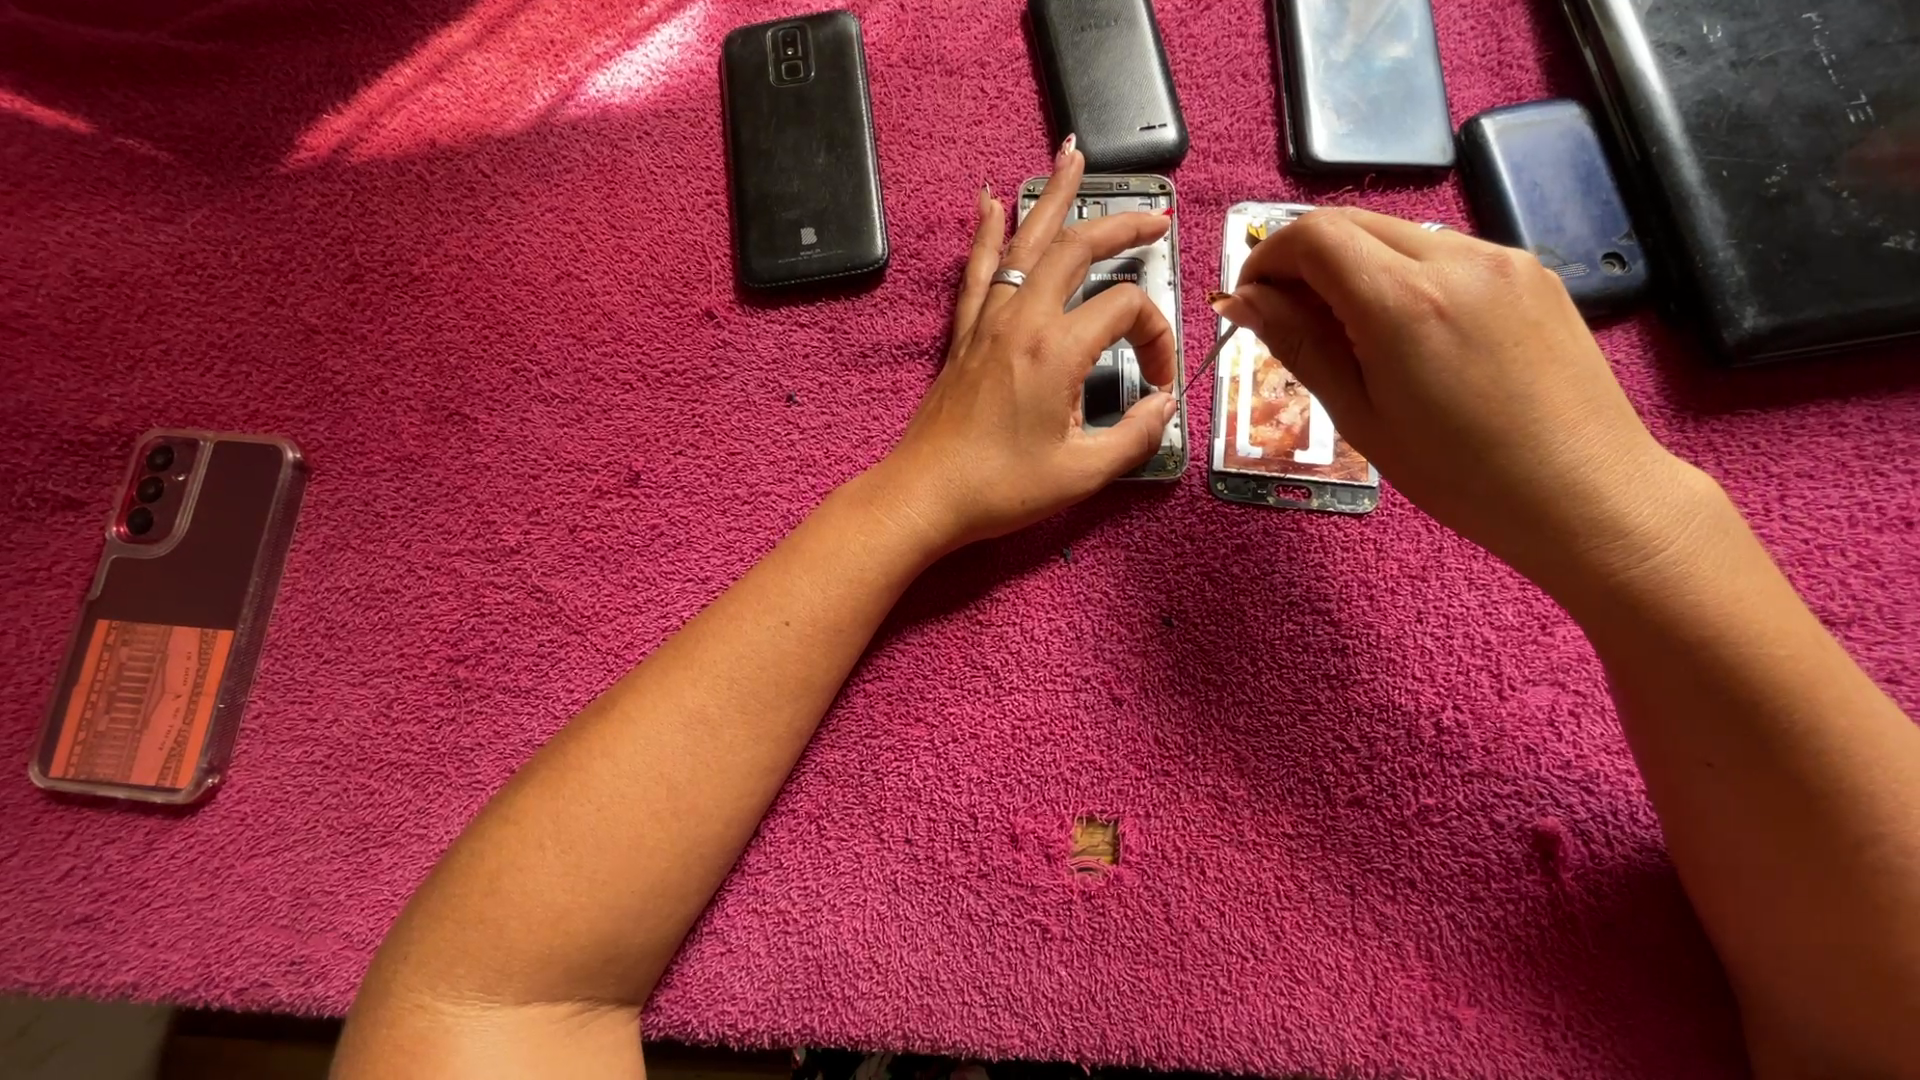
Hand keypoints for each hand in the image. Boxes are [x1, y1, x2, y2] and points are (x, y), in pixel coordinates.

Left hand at [873, 140, 1177, 551]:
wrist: (927, 494)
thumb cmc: (1001, 488)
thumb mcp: (1082, 472)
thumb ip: (1134, 436)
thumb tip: (1164, 407)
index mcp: (1056, 350)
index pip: (1125, 310)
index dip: (1157, 338)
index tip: (1158, 383)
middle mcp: (1022, 321)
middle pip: (1076, 247)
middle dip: (1120, 225)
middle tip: (1155, 216)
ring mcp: (988, 323)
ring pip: (1025, 242)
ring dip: (1053, 198)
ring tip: (1072, 155)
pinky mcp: (964, 335)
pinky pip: (978, 270)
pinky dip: (987, 233)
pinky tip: (989, 202)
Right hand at [1212, 208, 1706, 587]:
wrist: (1584, 491)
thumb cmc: (1458, 473)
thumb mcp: (1359, 415)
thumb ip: (1299, 344)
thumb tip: (1244, 301)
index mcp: (1404, 302)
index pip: (1313, 235)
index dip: (1267, 258)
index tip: (1251, 302)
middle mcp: (1455, 259)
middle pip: (1350, 222)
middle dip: (1302, 259)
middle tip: (1287, 319)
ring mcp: (1501, 258)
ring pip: (1396, 233)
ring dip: (1351, 265)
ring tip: (1347, 333)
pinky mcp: (1529, 270)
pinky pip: (1442, 251)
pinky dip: (1400, 273)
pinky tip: (1404, 332)